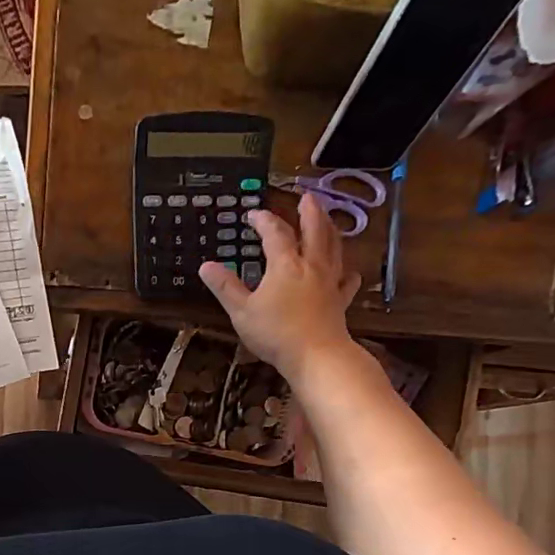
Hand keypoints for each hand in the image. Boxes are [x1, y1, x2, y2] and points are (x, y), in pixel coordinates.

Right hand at [198, 193, 361, 381]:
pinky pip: (347, 280)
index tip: (254, 214)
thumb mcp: (242, 312)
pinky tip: (348, 271)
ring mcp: (329, 282)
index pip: (274, 232)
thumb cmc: (276, 334)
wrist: (317, 357)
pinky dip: (347, 272)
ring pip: (334, 248)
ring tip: (328, 220)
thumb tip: (206, 266)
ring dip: (330, 230)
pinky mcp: (341, 301)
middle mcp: (311, 266)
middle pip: (314, 229)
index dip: (263, 220)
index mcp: (285, 264)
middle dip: (310, 211)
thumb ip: (225, 287)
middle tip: (307, 197)